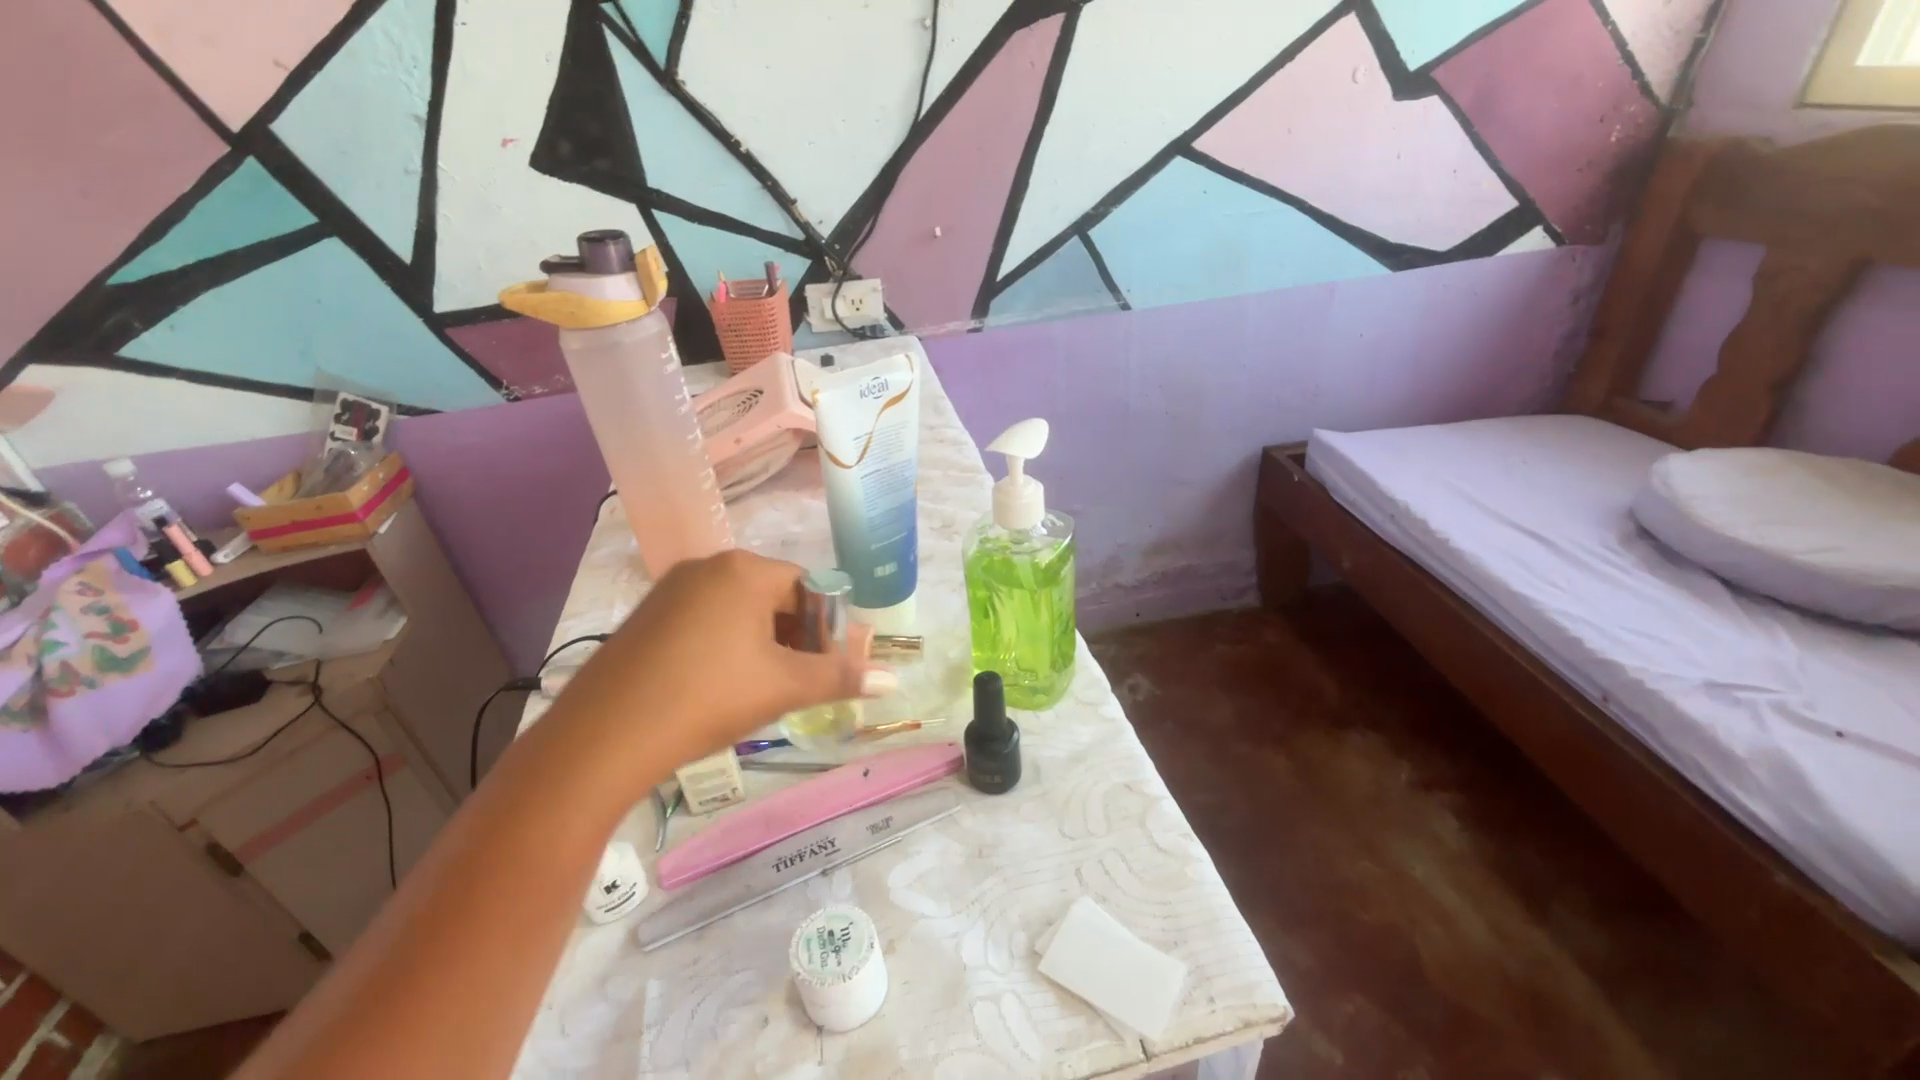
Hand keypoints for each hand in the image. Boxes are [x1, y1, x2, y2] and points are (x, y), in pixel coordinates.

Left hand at [548, 551, 870, 766]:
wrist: (606, 736)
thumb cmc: (709, 697)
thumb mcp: (784, 687)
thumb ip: (840, 676)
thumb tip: (893, 679)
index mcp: (744, 570)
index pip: (808, 586)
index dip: (827, 628)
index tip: (827, 669)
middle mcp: (706, 567)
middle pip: (772, 597)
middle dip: (794, 638)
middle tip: (797, 685)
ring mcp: (669, 591)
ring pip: (736, 612)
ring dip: (760, 646)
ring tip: (760, 692)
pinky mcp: (645, 619)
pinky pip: (702, 623)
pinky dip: (723, 649)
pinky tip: (717, 690)